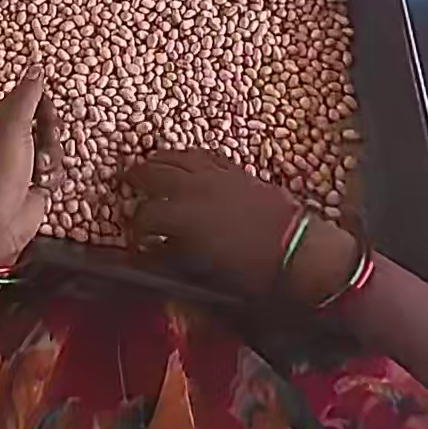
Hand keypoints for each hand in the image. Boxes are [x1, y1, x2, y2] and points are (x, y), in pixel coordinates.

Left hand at [0, 66, 59, 268]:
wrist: (1, 221)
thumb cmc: (0, 170)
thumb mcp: (13, 126)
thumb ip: (27, 95)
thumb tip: (37, 66)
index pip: (27, 97)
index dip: (41, 102)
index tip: (46, 109)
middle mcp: (12, 137)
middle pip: (44, 120)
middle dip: (50, 132)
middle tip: (42, 144)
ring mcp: (25, 160)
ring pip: (54, 144)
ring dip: (51, 156)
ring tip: (39, 169)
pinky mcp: (38, 180)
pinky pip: (56, 167)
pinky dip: (52, 175)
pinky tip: (42, 184)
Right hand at [125, 149, 357, 299]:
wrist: (302, 252)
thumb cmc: (255, 273)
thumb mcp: (209, 274)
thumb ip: (175, 258)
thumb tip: (151, 251)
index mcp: (183, 217)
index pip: (146, 216)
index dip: (135, 228)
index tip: (133, 238)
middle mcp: (193, 188)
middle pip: (153, 173)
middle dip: (135, 178)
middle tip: (125, 183)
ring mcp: (214, 175)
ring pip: (175, 157)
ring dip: (157, 160)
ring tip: (148, 164)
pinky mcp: (234, 170)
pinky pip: (203, 155)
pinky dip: (188, 156)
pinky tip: (184, 160)